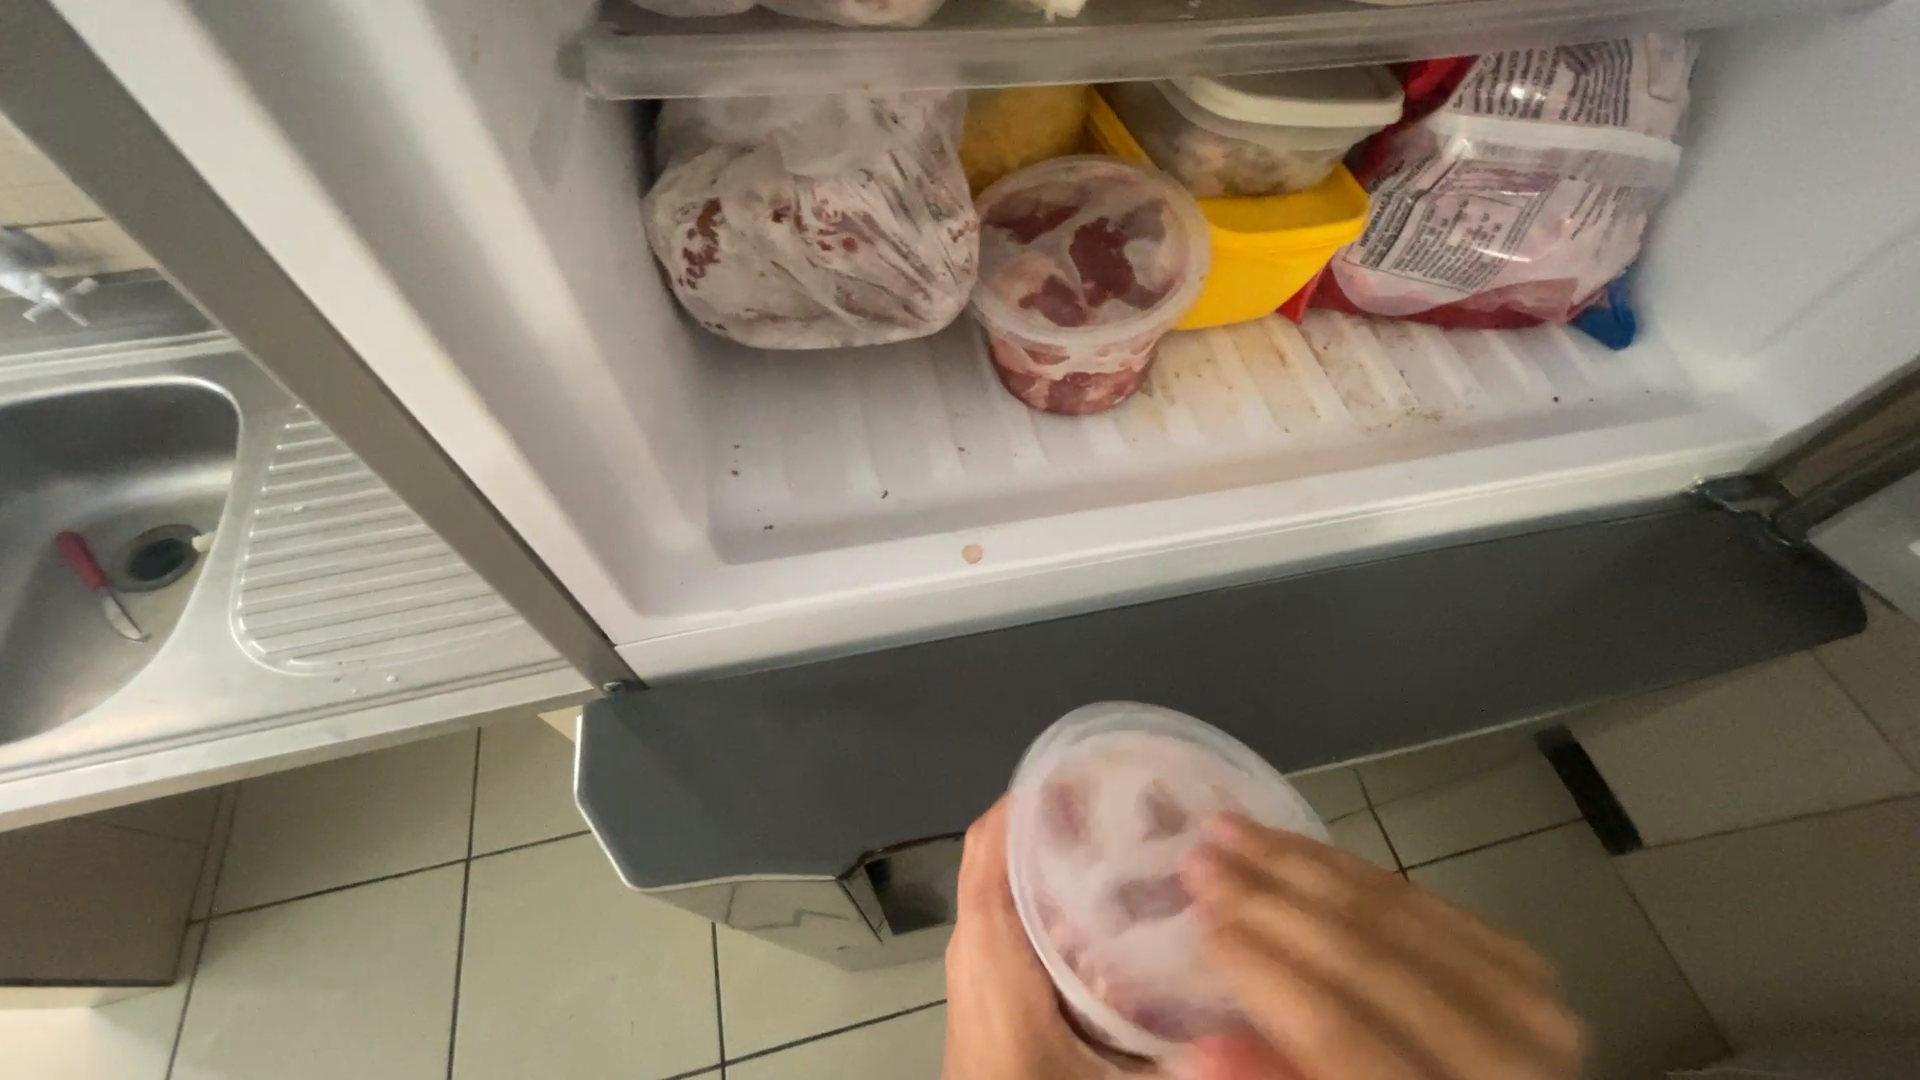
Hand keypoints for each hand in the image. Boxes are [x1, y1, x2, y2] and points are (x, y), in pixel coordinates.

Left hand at [944, 797, 1149, 1079]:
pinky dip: (1053, 907)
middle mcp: (976, 947)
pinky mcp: (991, 995)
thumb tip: (1256, 1044)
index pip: (991, 847)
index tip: (1086, 777)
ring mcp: (980, 971)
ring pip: (1009, 891)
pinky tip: (1110, 926)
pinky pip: (1016, 926)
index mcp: (990, 949)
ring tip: (1124, 852)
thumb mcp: (1103, 1078)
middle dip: (1057, 826)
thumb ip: (1175, 1061)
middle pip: (1002, 858)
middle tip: (1127, 813)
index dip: (1028, 802)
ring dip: (1055, 864)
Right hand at [1179, 816, 1584, 1079]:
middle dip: (1264, 900)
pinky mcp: (1526, 966)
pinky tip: (1285, 842)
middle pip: (1363, 958)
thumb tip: (1194, 1053)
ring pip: (1386, 909)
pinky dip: (1339, 864)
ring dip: (1293, 861)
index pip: (1337, 1032)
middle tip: (1196, 858)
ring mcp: (1529, 1008)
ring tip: (1226, 828)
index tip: (1198, 922)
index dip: (1261, 973)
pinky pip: (1412, 895)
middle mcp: (1506, 1063)